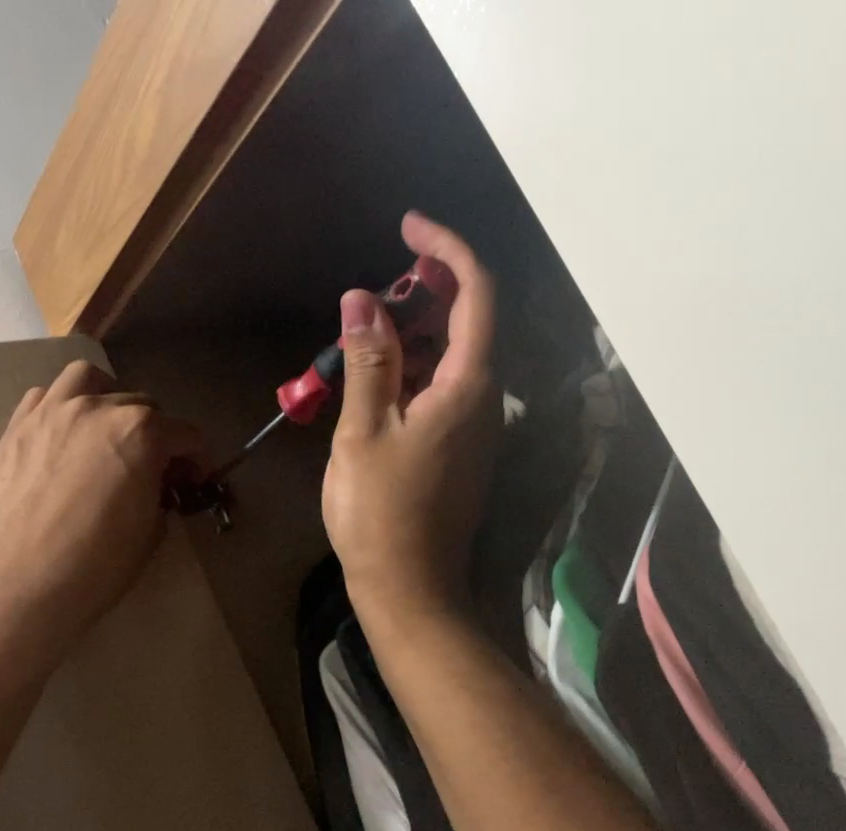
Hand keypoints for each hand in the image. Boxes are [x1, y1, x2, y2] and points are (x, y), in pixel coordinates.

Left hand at [0, 359, 203, 640]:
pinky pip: (43, 399)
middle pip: (141, 407)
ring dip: (107, 399)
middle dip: (155, 436)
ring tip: (105, 432)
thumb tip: (153, 488)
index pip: (186, 434)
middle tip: (151, 472)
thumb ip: (159, 497)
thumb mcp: (149, 536)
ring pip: (88, 381)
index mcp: (141, 433)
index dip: (197, 461)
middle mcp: (97, 409)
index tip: (193, 483)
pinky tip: (62, 439)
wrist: (16, 589)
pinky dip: (61, 409)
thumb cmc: (93, 569)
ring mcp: (49, 413)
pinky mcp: (13, 429)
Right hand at [323, 211, 499, 620]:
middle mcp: (483, 399)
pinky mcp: (459, 448)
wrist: (409, 588)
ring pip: (453, 356)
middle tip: (373, 293)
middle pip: (469, 320)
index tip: (408, 226)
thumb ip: (368, 362)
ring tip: (361, 334)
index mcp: (467, 386)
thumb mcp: (363, 431)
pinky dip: (412, 368)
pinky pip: (442, 388)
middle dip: (425, 291)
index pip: (476, 293)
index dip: (446, 250)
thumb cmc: (380, 513)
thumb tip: (364, 299)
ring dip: (413, 333)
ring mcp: (474, 427)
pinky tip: (373, 379)